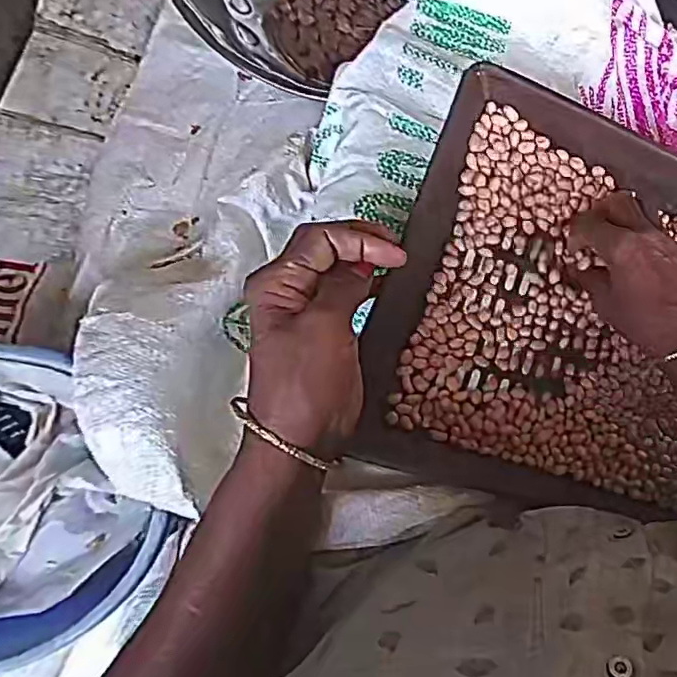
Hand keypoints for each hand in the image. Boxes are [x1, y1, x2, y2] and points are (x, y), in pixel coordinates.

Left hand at [243, 221, 405, 456]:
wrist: (300, 436)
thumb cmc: (306, 384)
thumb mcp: (324, 328)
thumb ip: (343, 288)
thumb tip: (364, 264)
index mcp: (276, 283)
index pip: (320, 241)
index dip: (360, 241)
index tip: (398, 256)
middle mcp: (288, 290)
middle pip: (325, 247)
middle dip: (362, 241)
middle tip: (399, 248)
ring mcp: (307, 309)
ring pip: (337, 267)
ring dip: (365, 258)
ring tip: (397, 261)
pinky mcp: (327, 328)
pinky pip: (347, 292)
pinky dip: (368, 281)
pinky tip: (387, 283)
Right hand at [569, 191, 676, 357]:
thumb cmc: (642, 322)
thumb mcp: (606, 303)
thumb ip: (590, 279)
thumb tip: (582, 269)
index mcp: (622, 248)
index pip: (591, 224)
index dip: (576, 233)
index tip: (574, 248)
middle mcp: (644, 236)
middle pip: (617, 203)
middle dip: (599, 213)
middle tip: (591, 232)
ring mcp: (663, 240)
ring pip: (639, 211)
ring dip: (621, 219)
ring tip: (612, 240)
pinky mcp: (676, 250)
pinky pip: (654, 230)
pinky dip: (639, 235)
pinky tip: (633, 255)